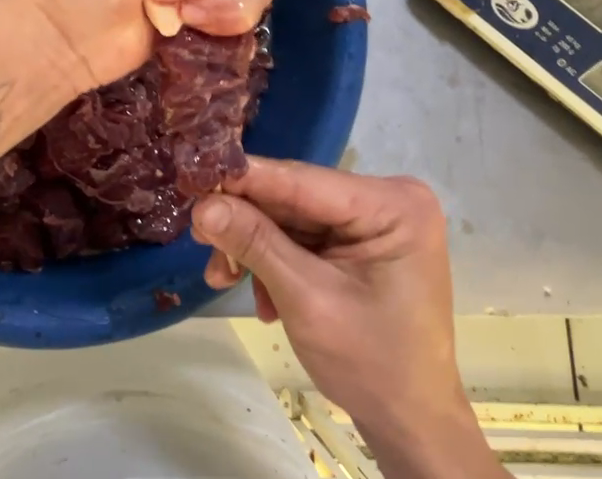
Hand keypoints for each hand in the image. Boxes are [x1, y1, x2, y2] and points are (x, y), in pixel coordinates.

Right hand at [191, 159, 505, 478]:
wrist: (410, 422)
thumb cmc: (371, 363)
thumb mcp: (306, 298)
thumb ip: (254, 243)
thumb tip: (201, 206)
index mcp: (393, 204)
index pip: (301, 179)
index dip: (242, 180)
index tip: (191, 179)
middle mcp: (386, 198)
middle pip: (293, 198)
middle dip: (246, 225)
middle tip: (199, 242)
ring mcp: (373, 220)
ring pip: (290, 218)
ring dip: (254, 249)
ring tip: (224, 279)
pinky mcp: (360, 240)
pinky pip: (302, 236)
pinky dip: (274, 260)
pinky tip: (261, 295)